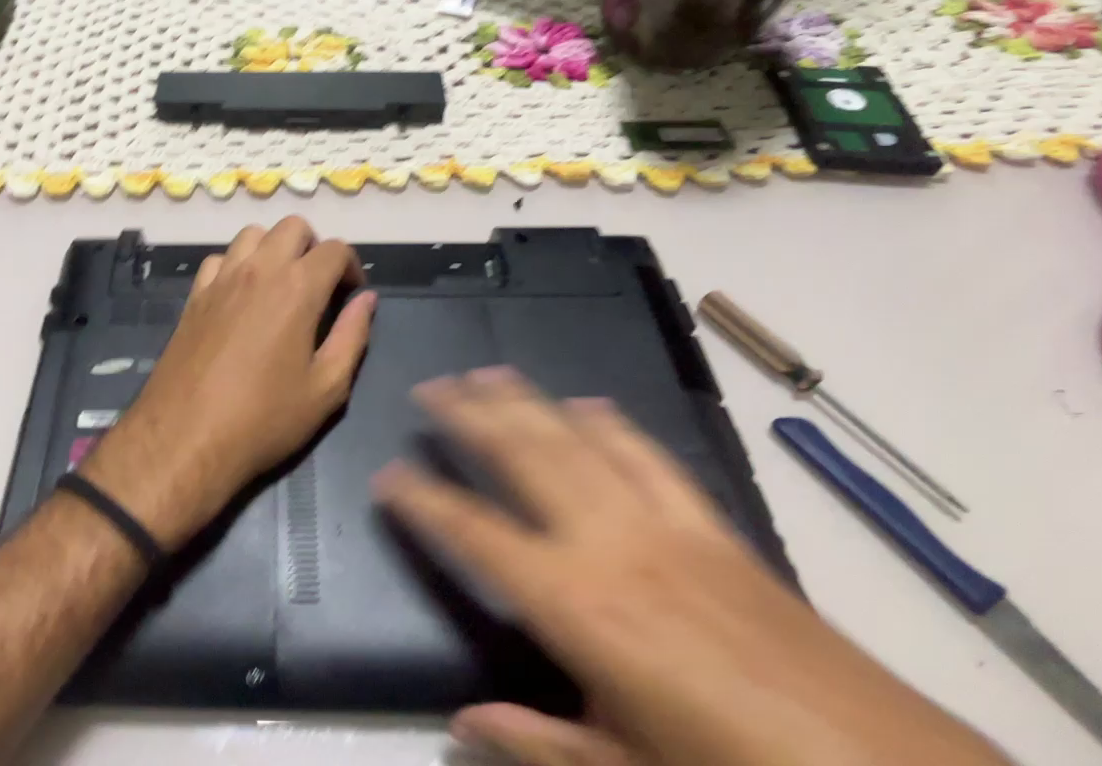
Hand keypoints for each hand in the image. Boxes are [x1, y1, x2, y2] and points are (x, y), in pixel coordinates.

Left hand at [80, 217, 374, 549]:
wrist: (186, 438)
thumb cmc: (265, 419)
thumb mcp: (326, 388)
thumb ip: (352, 336)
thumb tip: (366, 301)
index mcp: (297, 288)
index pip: (335, 249)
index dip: (352, 267)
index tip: (351, 296)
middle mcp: (258, 270)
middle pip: (292, 227)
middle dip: (314, 247)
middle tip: (319, 286)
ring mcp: (220, 280)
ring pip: (252, 235)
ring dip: (273, 249)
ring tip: (281, 286)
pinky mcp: (193, 297)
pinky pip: (219, 259)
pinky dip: (237, 265)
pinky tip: (241, 298)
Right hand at [374, 369, 1009, 765]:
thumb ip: (535, 742)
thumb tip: (460, 723)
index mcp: (573, 604)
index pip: (475, 534)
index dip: (425, 500)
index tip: (389, 473)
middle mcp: (608, 544)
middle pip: (525, 458)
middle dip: (472, 416)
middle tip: (433, 385)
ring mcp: (663, 525)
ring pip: (581, 442)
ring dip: (531, 404)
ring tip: (492, 373)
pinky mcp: (712, 526)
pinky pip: (651, 458)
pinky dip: (615, 427)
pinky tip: (591, 407)